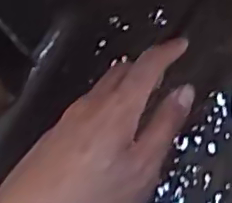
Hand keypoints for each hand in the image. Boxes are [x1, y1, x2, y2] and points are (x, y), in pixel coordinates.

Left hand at [0, 39, 195, 202]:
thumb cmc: (85, 200)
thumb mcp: (140, 169)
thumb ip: (165, 126)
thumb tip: (184, 93)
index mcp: (119, 106)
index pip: (149, 62)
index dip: (169, 50)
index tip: (181, 44)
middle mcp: (91, 104)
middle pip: (123, 69)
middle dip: (145, 66)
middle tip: (162, 73)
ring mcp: (66, 120)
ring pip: (101, 89)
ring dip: (122, 87)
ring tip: (136, 103)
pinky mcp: (48, 140)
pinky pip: (84, 109)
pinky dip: (102, 108)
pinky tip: (102, 134)